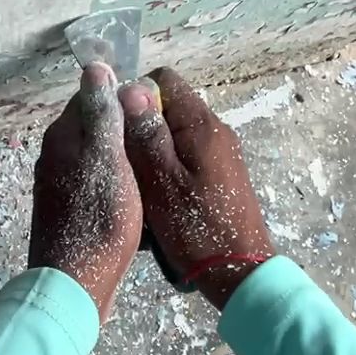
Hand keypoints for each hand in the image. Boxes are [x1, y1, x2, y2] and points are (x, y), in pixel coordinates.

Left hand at [29, 63, 142, 320]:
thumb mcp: (108, 158)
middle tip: (156, 142)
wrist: (75, 281)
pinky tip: (132, 195)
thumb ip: (101, 113)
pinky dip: (113, 180)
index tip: (150, 112)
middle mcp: (53, 153)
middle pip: (92, 126)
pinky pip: (93, 179)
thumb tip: (96, 65)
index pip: (90, 98)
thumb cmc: (99, 216)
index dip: (119, 99)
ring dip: (119, 156)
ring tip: (149, 168)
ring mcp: (57, 181)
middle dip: (122, 128)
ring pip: (94, 154)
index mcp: (62, 136)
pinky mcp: (65, 206)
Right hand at [119, 68, 272, 309]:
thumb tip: (131, 88)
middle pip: (167, 105)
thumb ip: (146, 133)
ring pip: (172, 131)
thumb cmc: (196, 228)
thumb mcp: (160, 180)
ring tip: (134, 176)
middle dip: (139, 124)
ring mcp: (219, 152)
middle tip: (121, 156)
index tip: (116, 124)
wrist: (239, 274)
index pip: (163, 80)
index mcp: (202, 124)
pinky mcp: (218, 172)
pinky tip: (153, 190)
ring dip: (150, 147)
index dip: (134, 94)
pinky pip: (183, 153)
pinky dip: (164, 164)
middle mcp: (214, 130)